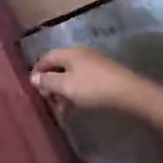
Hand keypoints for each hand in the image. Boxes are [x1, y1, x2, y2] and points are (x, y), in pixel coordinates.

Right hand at [30, 47, 156, 112]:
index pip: (46, 57)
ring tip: (60, 109)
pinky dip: (75, 93)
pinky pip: (82, 82)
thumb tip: (34, 78)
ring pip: (71, 76)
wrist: (130, 93)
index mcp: (70, 53)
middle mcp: (81, 55)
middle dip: (50, 84)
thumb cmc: (93, 88)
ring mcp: (94, 64)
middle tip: (47, 100)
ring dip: (63, 91)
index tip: (32, 87)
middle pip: (59, 67)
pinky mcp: (103, 76)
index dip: (37, 71)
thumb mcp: (66, 86)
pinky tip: (75, 107)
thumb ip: (48, 82)